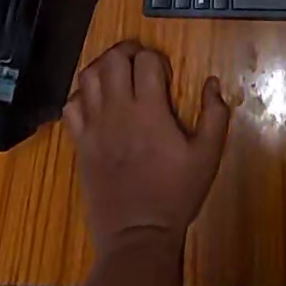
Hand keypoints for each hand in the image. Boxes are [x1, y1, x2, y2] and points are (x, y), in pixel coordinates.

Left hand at [64, 41, 231, 255]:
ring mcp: (94, 126)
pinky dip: (81, 95)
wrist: (137, 234)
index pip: (146, 60)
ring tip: (117, 75)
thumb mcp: (207, 155)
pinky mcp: (79, 143)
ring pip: (87, 76)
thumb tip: (212, 83)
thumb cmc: (176, 194)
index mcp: (150, 110)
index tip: (164, 74)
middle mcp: (118, 110)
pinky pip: (70, 105)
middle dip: (127, 51)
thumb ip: (215, 115)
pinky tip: (96, 103)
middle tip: (139, 61)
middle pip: (112, 59)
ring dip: (103, 67)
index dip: (156, 58)